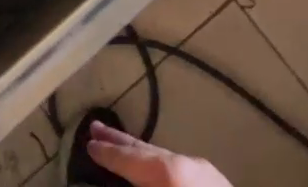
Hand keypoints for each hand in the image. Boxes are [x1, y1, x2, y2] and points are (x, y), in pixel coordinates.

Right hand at [86, 121, 233, 186]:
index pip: (129, 159)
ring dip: (141, 153)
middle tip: (96, 127)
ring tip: (121, 146)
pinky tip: (156, 171)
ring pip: (166, 158)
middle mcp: (188, 164)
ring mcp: (207, 173)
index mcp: (168, 171)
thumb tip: (112, 179)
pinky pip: (182, 169)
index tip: (88, 143)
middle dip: (120, 141)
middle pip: (147, 151)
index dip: (107, 153)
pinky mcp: (219, 184)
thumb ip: (134, 180)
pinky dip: (162, 165)